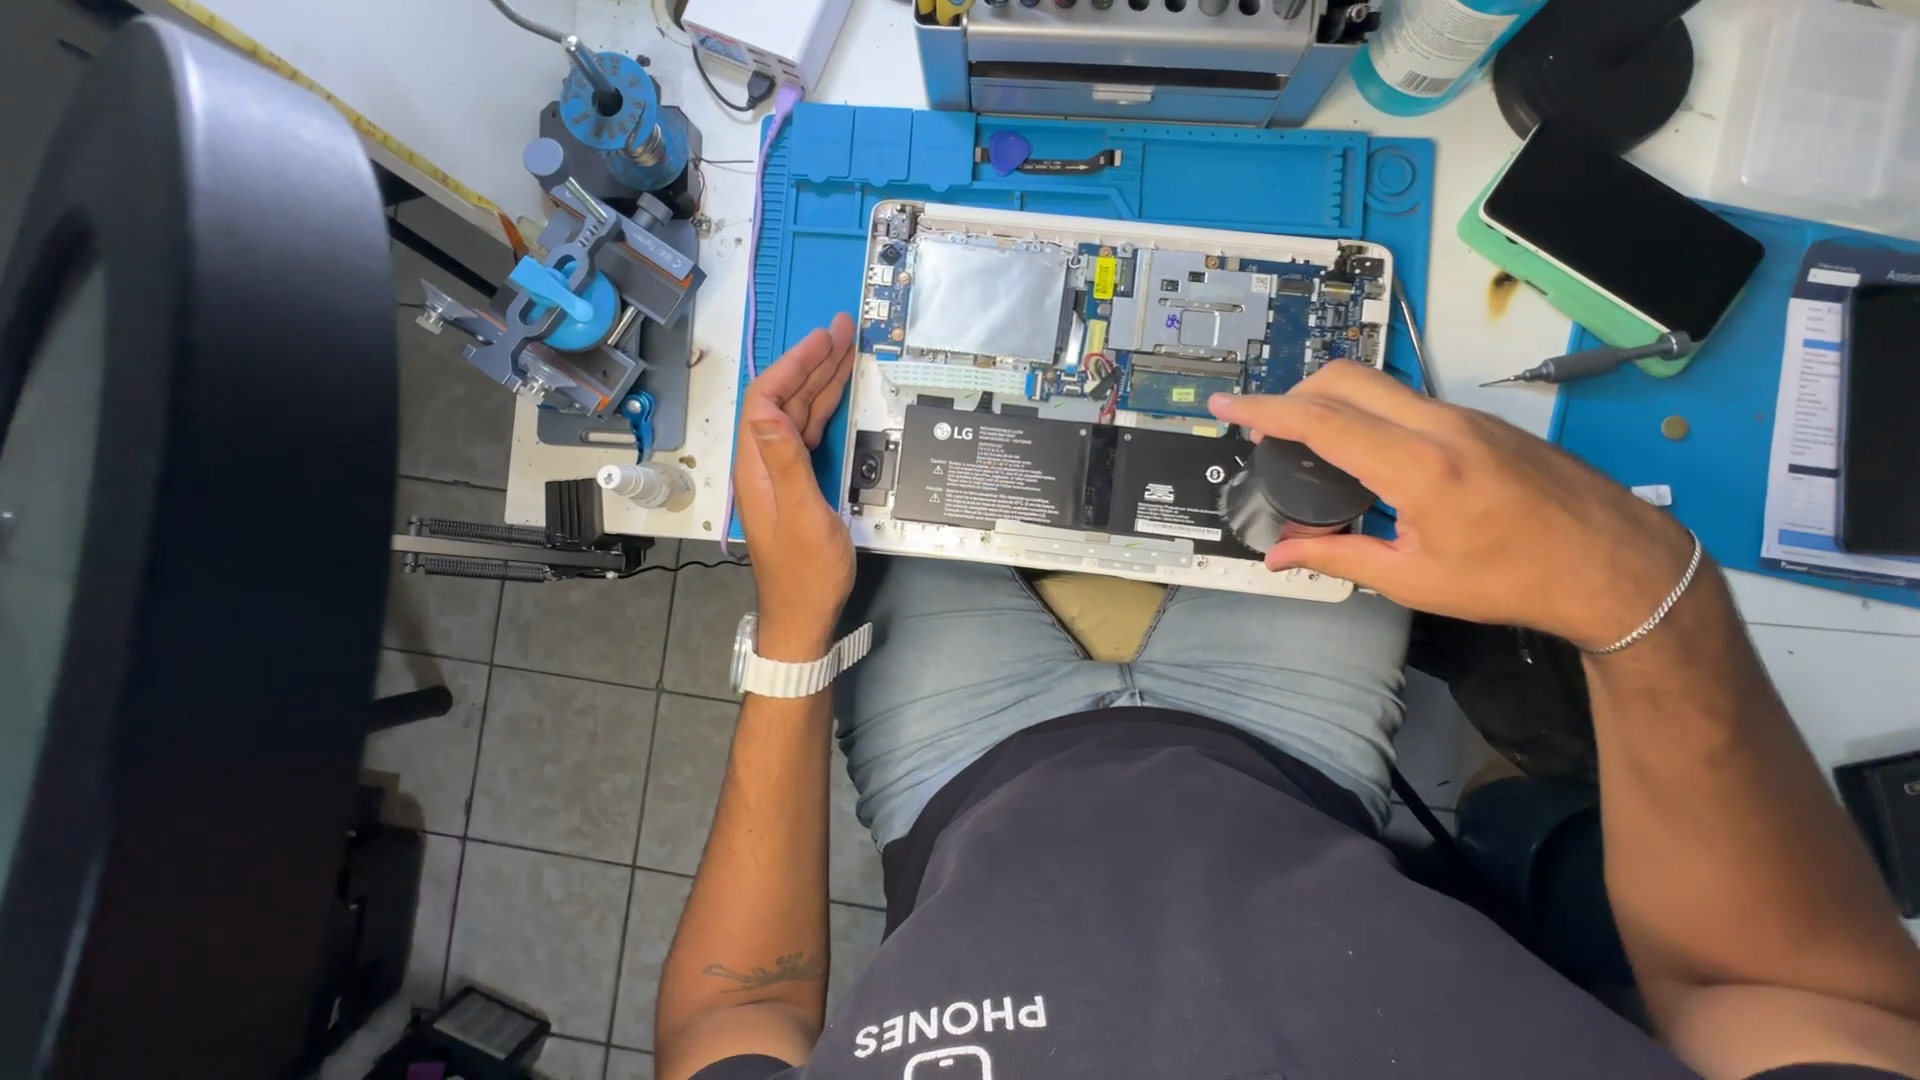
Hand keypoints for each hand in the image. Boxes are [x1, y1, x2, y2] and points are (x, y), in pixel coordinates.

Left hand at [734, 314, 857, 660]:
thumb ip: (786, 461)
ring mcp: (780, 473)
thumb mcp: (801, 515)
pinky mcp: (797, 483)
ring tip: (846, 350)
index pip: (767, 400)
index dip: (793, 365)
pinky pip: (809, 434)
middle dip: (811, 363)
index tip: (822, 339)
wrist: (805, 612)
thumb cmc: (806, 571)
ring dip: (820, 381)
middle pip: (782, 400)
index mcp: (757, 466)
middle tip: (841, 332)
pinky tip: (839, 394)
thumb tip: (769, 411)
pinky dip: (826, 409)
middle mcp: (764, 463)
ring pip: (798, 414)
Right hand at [1208, 362, 1698, 649]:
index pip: (1322, 422)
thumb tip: (1278, 556)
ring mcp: (1464, 416)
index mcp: (1418, 468)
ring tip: (1307, 444)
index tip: (1225, 407)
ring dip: (1329, 400)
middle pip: (1345, 379)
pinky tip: (1364, 454)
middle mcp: (1440, 426)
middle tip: (1265, 430)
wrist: (1619, 566)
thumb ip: (1338, 557)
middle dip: (1292, 394)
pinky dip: (1365, 411)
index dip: (1264, 411)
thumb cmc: (1513, 580)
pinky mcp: (1480, 421)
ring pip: (1377, 383)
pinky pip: (1405, 399)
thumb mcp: (1414, 579)